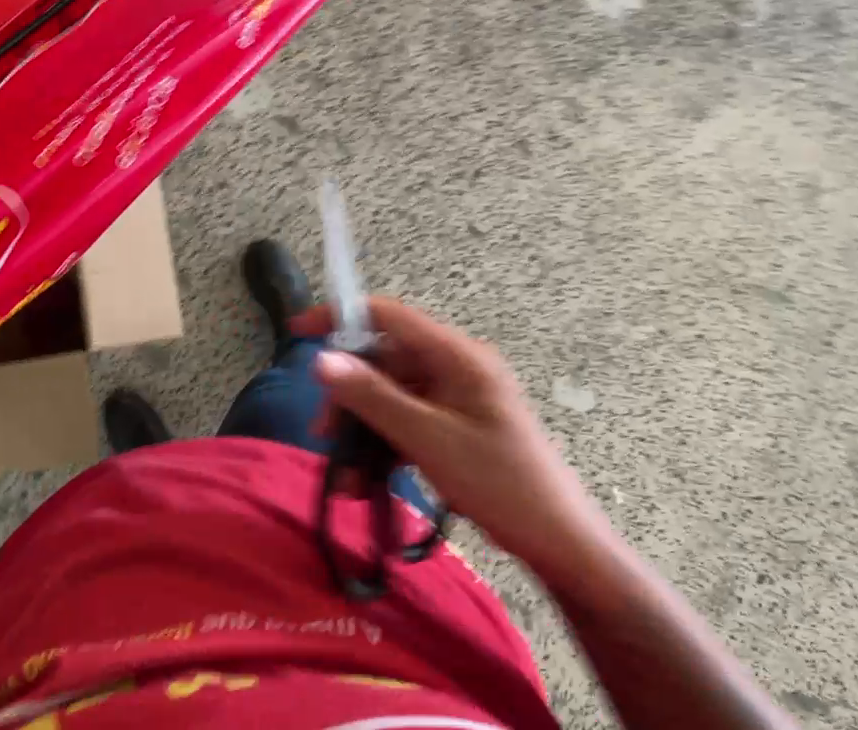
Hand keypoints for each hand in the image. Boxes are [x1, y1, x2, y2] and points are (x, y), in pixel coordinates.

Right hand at [294, 298, 613, 586]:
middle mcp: (455, 368)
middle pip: (384, 364)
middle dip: (350, 400)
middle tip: (323, 435)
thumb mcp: (428, 438)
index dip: (340, 318)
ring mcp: (456, 399)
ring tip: (346, 479)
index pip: (389, 316)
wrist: (559, 542)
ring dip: (363, 434)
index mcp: (457, 356)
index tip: (298, 333)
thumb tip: (321, 360)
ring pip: (391, 400)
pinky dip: (384, 450)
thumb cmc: (499, 482)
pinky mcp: (456, 428)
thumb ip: (373, 396)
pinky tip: (366, 486)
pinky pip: (407, 425)